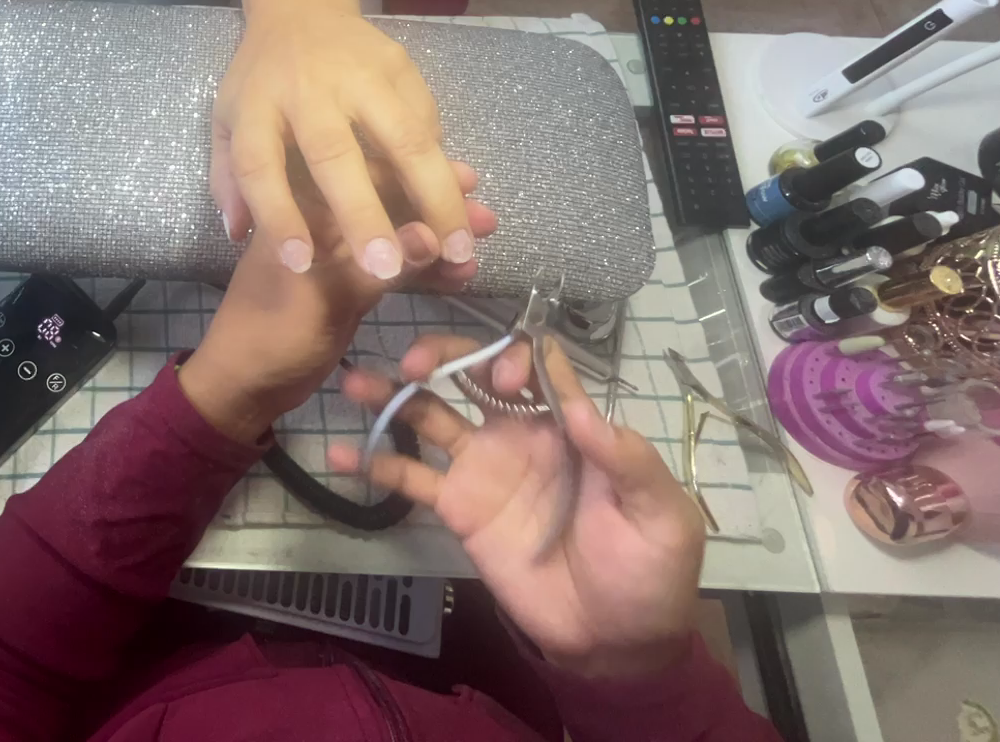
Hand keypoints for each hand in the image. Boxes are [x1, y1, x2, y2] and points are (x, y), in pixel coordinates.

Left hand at [179, 162, 496, 443]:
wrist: (243, 384)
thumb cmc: (273, 333)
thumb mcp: (326, 297)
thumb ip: (380, 266)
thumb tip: (435, 232)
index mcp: (303, 210)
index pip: (365, 176)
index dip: (418, 177)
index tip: (469, 182)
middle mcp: (322, 222)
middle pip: (388, 205)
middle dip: (437, 211)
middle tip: (486, 220)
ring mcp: (337, 255)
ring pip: (394, 237)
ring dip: (435, 244)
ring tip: (478, 252)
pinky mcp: (348, 284)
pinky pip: (392, 267)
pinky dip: (422, 271)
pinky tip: (456, 277)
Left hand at [210, 9, 469, 281]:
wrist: (299, 8)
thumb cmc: (260, 82)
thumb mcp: (226, 122)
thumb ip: (228, 178)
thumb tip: (238, 234)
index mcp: (254, 106)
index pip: (258, 165)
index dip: (278, 215)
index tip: (302, 264)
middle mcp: (305, 87)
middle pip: (334, 152)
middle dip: (362, 214)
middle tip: (388, 269)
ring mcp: (357, 71)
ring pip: (402, 136)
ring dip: (434, 195)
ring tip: (458, 248)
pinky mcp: (399, 63)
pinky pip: (427, 122)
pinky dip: (443, 166)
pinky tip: (458, 203)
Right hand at [327, 336, 706, 678]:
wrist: (611, 642)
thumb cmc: (647, 573)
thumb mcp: (661, 517)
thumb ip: (627, 461)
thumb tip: (580, 407)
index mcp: (564, 424)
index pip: (531, 364)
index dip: (512, 357)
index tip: (504, 382)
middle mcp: (515, 430)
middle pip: (470, 372)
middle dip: (442, 356)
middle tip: (415, 363)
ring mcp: (478, 465)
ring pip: (427, 414)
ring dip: (390, 394)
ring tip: (355, 383)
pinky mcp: (453, 505)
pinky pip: (407, 477)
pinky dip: (372, 463)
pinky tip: (339, 453)